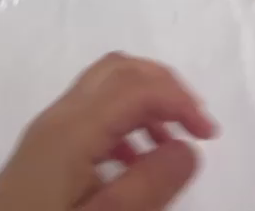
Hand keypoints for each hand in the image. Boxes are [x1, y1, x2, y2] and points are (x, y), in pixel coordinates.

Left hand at [0, 52, 217, 210]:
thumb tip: (188, 146)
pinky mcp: (43, 149)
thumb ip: (148, 185)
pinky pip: (90, 113)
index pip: (134, 84)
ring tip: (172, 147)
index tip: (211, 134)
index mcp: (71, 127)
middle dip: (163, 85)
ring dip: (144, 102)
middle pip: (117, 69)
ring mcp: (47, 130)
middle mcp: (57, 116)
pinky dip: (122, 121)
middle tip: (196, 125)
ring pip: (103, 87)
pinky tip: (134, 163)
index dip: (178, 98)